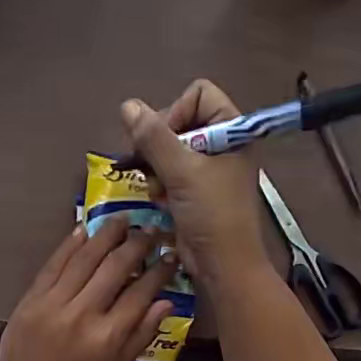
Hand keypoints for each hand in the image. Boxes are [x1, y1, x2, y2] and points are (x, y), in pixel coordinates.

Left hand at [0, 215, 178, 360]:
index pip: (141, 293)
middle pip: (115, 268)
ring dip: (105, 236)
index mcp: (108, 337)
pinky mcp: (30, 300)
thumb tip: (167, 302)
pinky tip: (84, 229)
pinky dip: (69, 245)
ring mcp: (53, 305)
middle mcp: (82, 315)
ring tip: (121, 220)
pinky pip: (53, 265)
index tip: (170, 255)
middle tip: (149, 231)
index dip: (159, 270)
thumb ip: (142, 334)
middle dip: (136, 245)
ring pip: (84, 259)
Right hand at [121, 80, 265, 283]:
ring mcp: (209, 170)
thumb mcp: (182, 172)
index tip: (163, 139)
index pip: (198, 95)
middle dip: (160, 145)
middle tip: (150, 166)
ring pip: (169, 151)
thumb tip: (127, 106)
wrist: (223, 265)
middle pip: (179, 122)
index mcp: (233, 131)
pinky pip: (169, 175)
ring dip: (157, 170)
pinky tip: (161, 202)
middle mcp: (222, 144)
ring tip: (158, 190)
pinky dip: (161, 186)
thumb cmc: (212, 214)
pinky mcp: (196, 192)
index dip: (176, 112)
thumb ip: (154, 138)